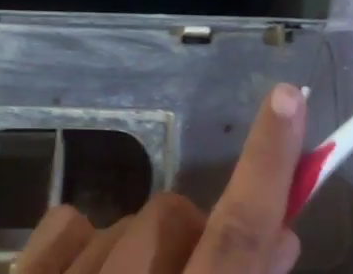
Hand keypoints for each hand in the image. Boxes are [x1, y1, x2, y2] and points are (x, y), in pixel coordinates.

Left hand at [14, 83, 306, 273]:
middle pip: (174, 215)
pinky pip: (65, 223)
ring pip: (123, 219)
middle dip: (193, 234)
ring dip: (140, 248)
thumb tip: (282, 231)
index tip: (287, 96)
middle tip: (197, 270)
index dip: (267, 163)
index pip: (239, 234)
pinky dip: (83, 242)